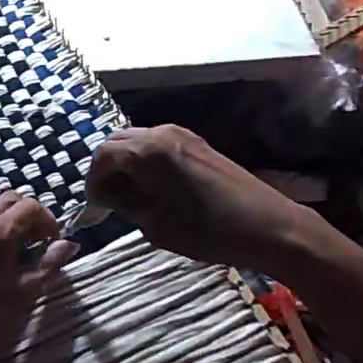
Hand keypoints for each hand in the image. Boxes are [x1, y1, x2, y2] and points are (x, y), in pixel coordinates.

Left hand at [0, 192, 76, 362]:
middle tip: (42, 242)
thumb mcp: (27, 292)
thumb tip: (70, 244)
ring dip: (14, 218)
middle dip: (31, 215)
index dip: (48, 220)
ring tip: (24, 249)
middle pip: (12, 200)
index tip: (54, 242)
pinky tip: (4, 253)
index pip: (30, 206)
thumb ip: (50, 263)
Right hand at [86, 125, 341, 273]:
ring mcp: (182, 134)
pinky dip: (144, 161)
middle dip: (107, 169)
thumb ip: (124, 202)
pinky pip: (156, 144)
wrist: (270, 227)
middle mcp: (161, 132)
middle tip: (108, 200)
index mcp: (148, 150)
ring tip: (129, 196)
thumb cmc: (208, 230)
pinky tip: (152, 187)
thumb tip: (106, 194)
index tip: (94, 207)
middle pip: (117, 142)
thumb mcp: (155, 223)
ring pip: (136, 141)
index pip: (103, 156)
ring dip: (125, 163)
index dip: (93, 181)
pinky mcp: (196, 143)